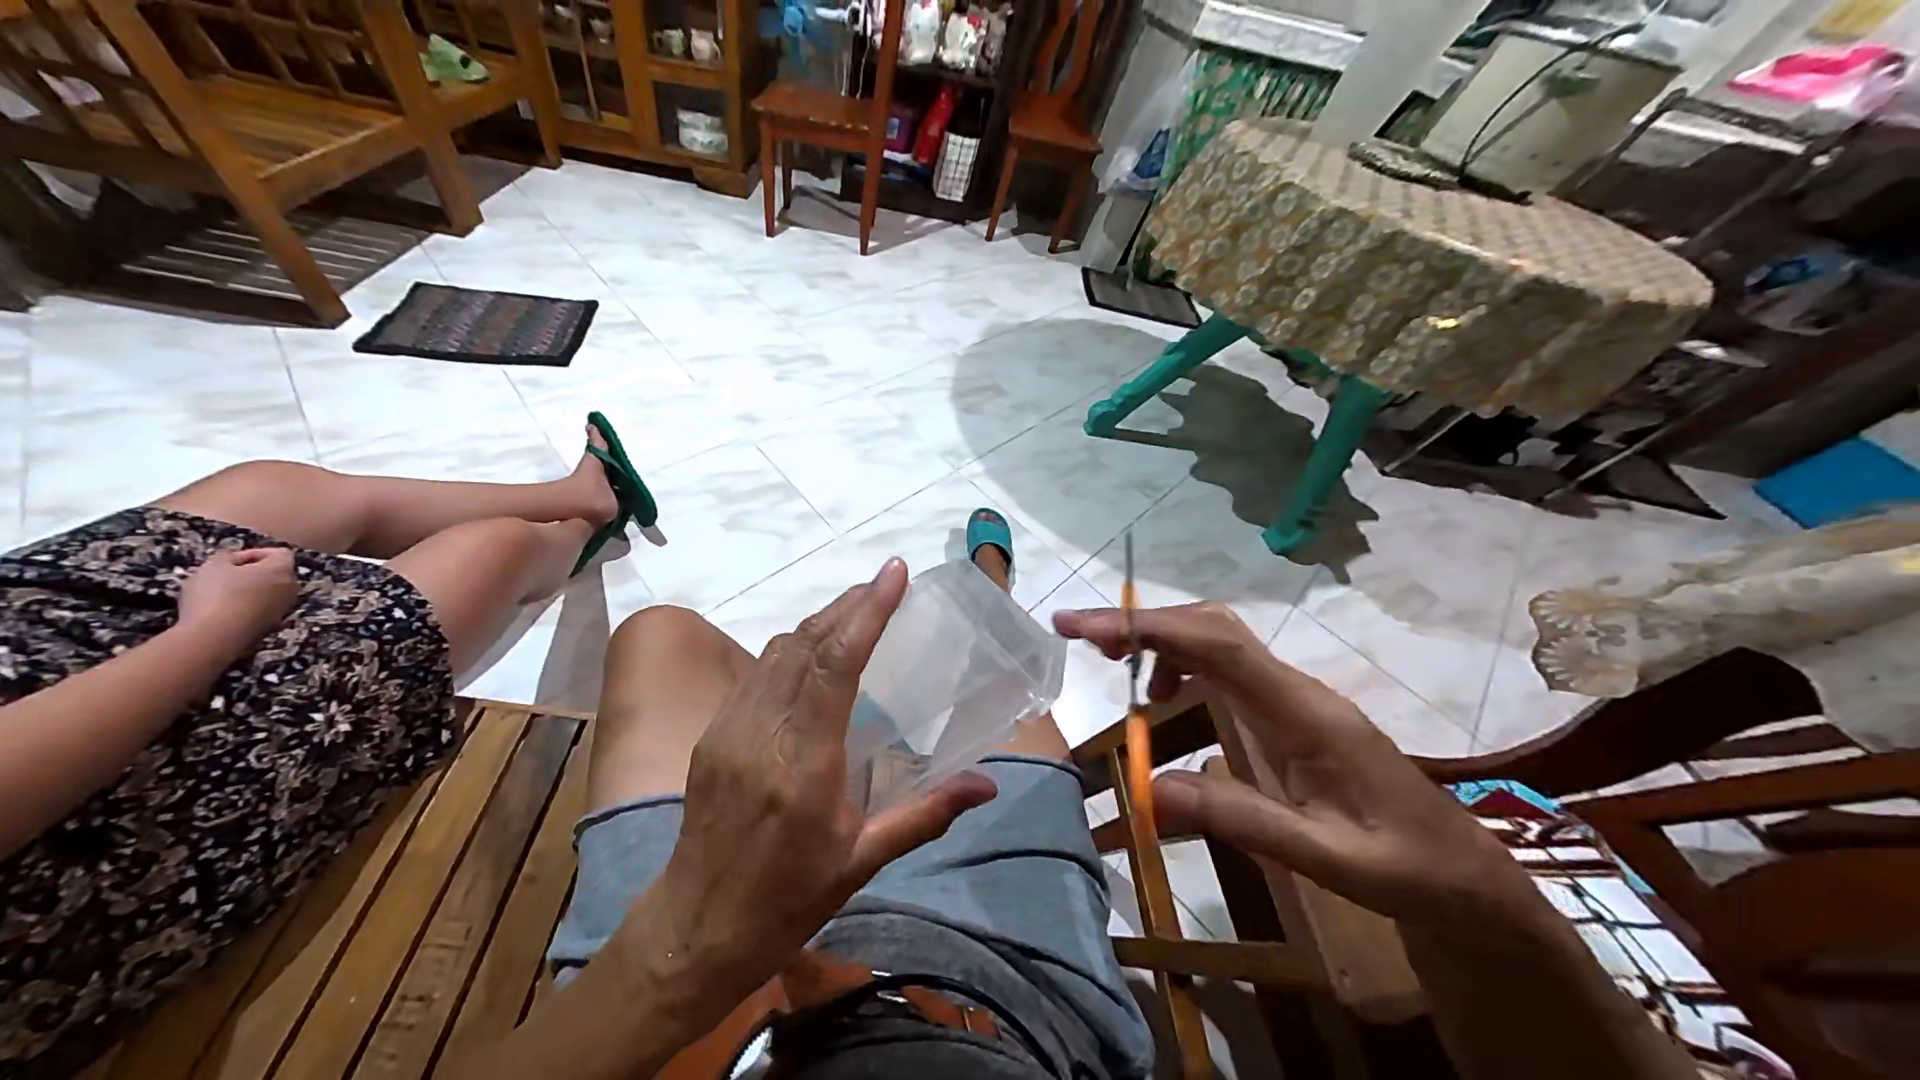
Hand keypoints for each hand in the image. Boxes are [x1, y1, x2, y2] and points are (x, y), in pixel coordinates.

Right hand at [176, 548, 301, 647]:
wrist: (217, 635)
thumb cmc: (216, 594)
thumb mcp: (212, 566)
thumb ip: (226, 557)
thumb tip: (235, 560)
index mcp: (283, 569)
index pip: (280, 553)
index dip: (254, 553)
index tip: (231, 561)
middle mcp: (292, 587)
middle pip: (277, 572)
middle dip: (252, 571)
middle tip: (224, 576)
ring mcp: (285, 607)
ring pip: (270, 591)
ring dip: (250, 589)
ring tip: (220, 594)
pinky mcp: (273, 623)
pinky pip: (263, 607)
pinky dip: (248, 605)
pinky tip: (224, 611)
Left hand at [641, 559, 997, 1026]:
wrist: (696, 927)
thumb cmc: (788, 898)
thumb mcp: (862, 861)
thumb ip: (926, 814)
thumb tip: (988, 785)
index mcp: (804, 764)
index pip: (835, 666)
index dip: (866, 613)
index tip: (894, 575)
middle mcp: (762, 733)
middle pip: (805, 644)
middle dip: (848, 606)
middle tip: (884, 582)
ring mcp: (730, 728)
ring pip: (778, 651)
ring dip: (820, 622)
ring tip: (858, 607)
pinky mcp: (715, 733)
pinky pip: (759, 672)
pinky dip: (793, 647)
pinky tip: (816, 650)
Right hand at [1053, 602, 1535, 930]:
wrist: (1463, 874)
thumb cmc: (1407, 869)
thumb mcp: (1331, 860)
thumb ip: (1245, 819)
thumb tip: (1150, 788)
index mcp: (1305, 713)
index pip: (1218, 647)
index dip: (1149, 628)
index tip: (1086, 628)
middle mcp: (1294, 689)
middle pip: (1211, 627)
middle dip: (1142, 621)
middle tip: (1078, 635)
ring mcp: (1290, 696)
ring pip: (1216, 639)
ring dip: (1158, 639)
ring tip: (1109, 661)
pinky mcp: (1285, 710)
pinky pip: (1223, 667)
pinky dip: (1179, 664)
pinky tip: (1161, 696)